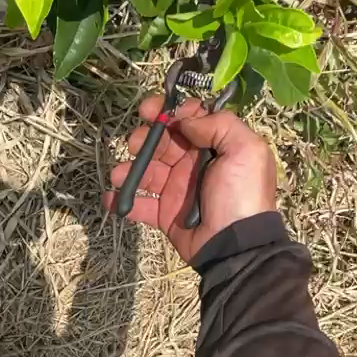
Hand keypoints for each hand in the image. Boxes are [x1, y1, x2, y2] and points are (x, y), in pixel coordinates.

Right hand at [104, 95, 279, 264]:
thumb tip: (187, 119)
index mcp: (215, 145)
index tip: (154, 111)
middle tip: (134, 142)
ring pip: (147, 172)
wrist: (233, 244)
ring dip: (130, 169)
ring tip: (118, 174)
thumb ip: (219, 125)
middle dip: (145, 138)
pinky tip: (111, 197)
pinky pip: (141, 204)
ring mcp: (177, 189)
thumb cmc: (241, 194)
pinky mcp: (165, 214)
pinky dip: (123, 200)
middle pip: (163, 143)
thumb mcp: (244, 150)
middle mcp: (193, 164)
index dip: (170, 112)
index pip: (189, 120)